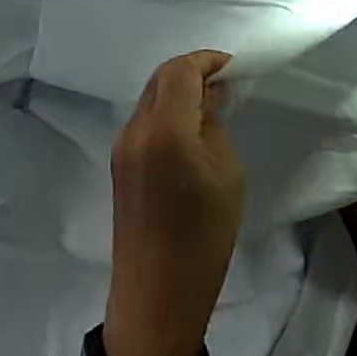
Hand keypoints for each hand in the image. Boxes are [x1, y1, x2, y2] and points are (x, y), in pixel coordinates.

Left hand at [105, 50, 243, 355]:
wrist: (158, 295)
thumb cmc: (204, 236)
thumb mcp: (227, 174)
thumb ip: (214, 126)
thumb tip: (210, 98)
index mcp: (163, 130)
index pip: (179, 71)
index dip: (208, 60)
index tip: (236, 67)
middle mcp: (134, 132)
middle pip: (160, 79)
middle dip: (193, 70)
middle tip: (228, 81)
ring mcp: (121, 149)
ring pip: (150, 98)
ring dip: (180, 91)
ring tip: (214, 103)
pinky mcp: (120, 167)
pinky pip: (145, 122)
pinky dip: (169, 111)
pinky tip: (193, 129)